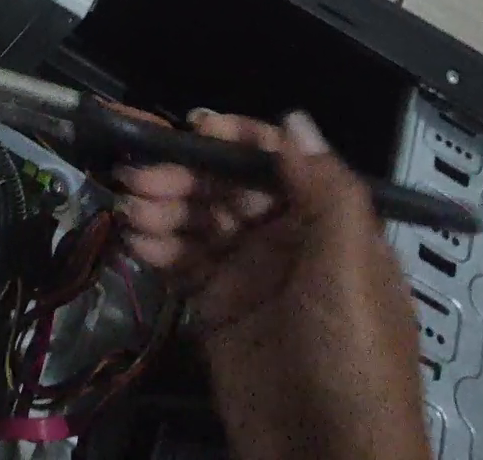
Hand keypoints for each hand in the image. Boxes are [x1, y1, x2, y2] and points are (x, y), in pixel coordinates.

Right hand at [118, 110, 429, 459]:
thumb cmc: (351, 362)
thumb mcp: (350, 275)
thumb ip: (325, 195)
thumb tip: (294, 119)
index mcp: (323, 224)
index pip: (275, 162)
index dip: (235, 139)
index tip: (194, 127)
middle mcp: (282, 239)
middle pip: (222, 187)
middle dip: (181, 174)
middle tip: (138, 177)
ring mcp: (245, 272)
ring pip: (194, 219)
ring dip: (160, 207)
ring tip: (131, 212)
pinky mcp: (214, 304)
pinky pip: (179, 260)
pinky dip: (155, 246)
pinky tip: (134, 241)